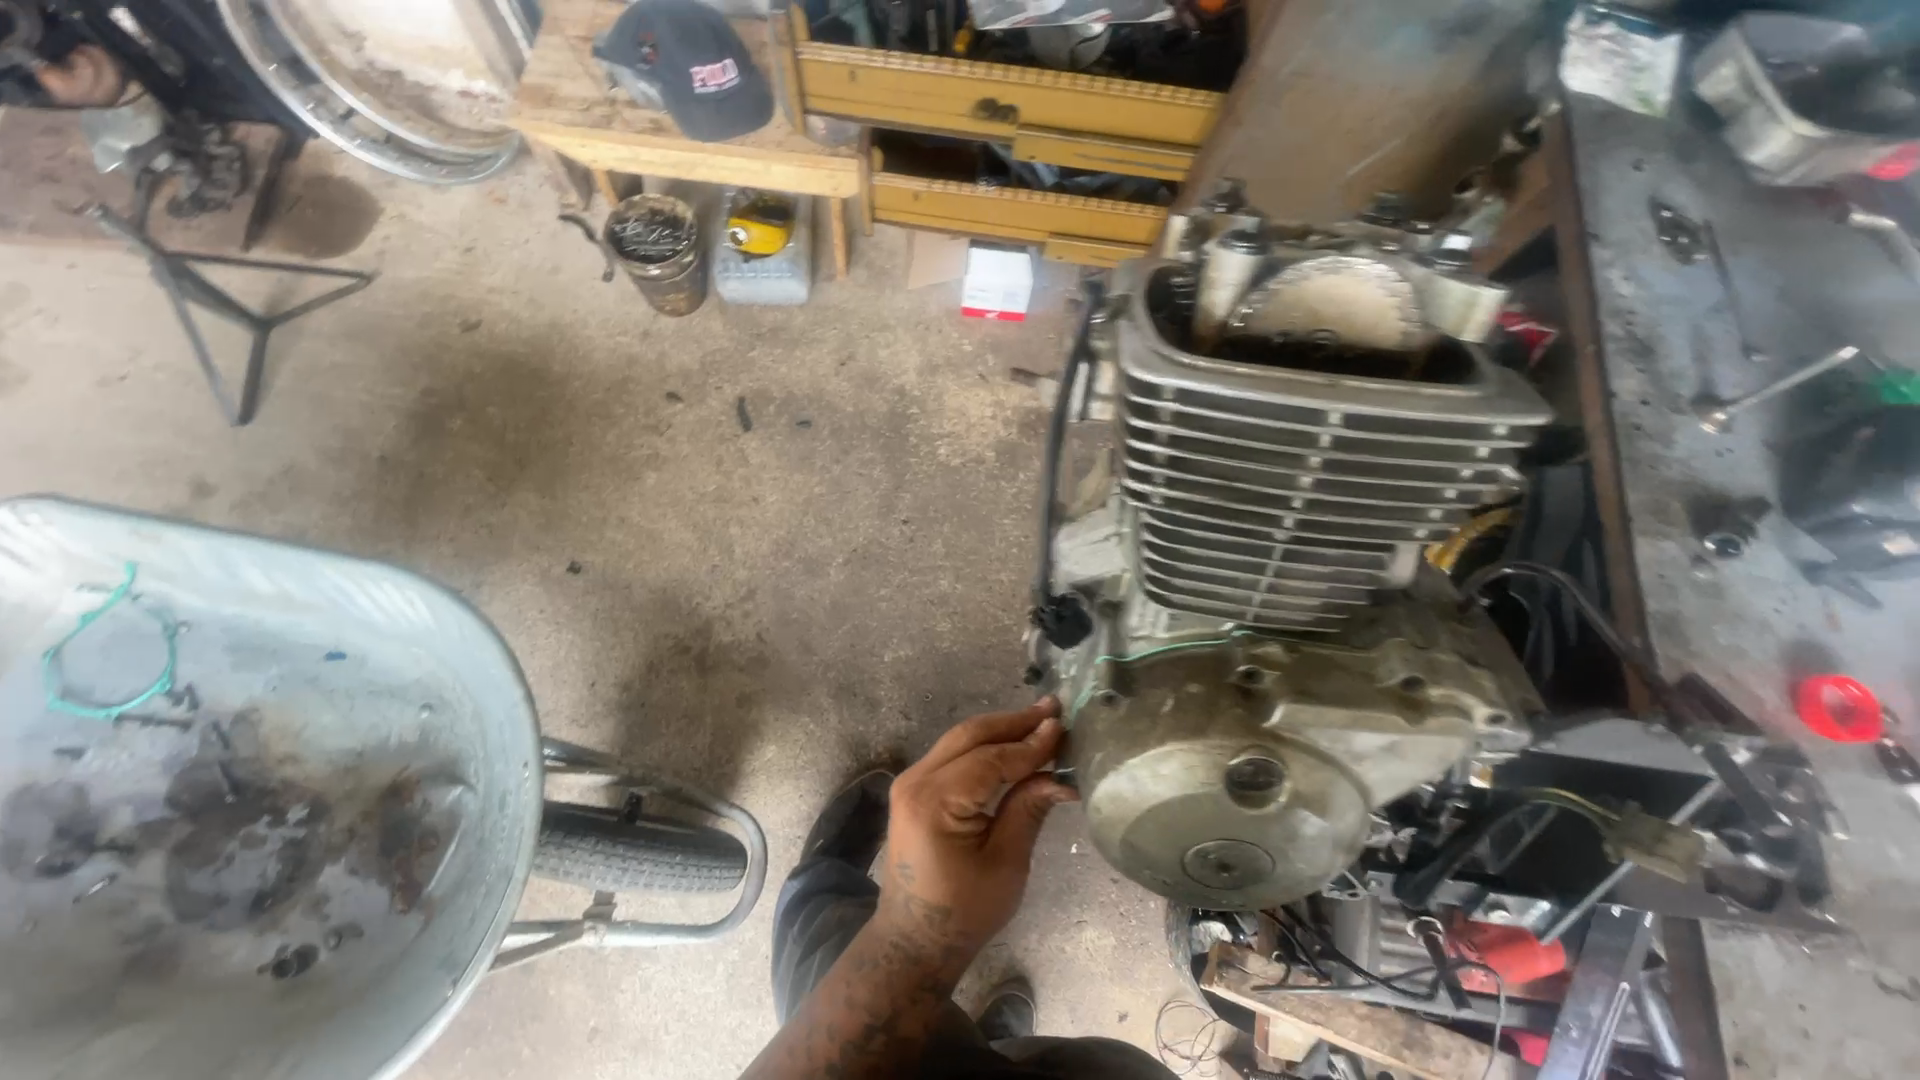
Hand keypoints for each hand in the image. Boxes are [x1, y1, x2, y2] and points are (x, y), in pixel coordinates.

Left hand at [873, 698, 1078, 974]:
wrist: (913, 938)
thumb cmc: (964, 911)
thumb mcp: (1005, 864)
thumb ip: (1028, 810)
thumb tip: (1060, 775)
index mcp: (935, 802)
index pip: (991, 759)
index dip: (1030, 744)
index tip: (1063, 729)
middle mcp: (916, 781)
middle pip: (970, 735)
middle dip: (1014, 722)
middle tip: (1053, 709)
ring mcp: (910, 782)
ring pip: (960, 739)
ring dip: (1000, 730)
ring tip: (1040, 719)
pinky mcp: (914, 789)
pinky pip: (953, 754)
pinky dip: (984, 745)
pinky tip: (1012, 743)